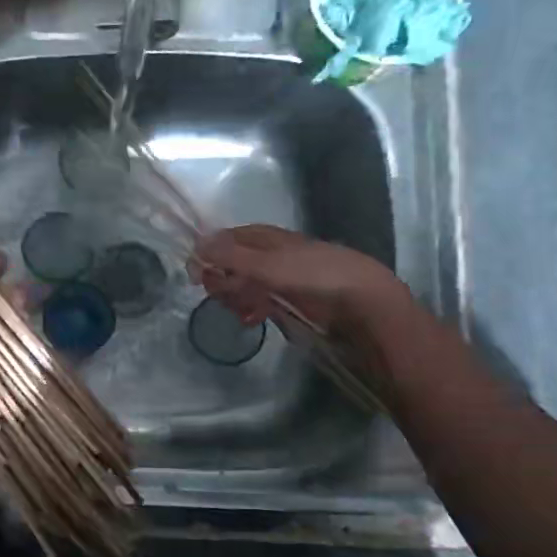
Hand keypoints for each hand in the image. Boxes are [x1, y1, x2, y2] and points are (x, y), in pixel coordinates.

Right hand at [191, 225, 412, 343]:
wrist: (362, 302)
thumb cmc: (312, 276)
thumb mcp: (265, 264)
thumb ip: (229, 255)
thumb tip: (196, 243)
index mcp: (269, 238)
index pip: (229, 238)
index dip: (210, 251)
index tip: (195, 271)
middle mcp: (274, 255)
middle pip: (233, 263)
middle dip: (221, 278)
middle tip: (219, 293)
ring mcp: (283, 278)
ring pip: (245, 284)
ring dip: (235, 297)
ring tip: (239, 310)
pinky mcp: (292, 300)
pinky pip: (261, 301)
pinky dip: (251, 309)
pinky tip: (251, 319)